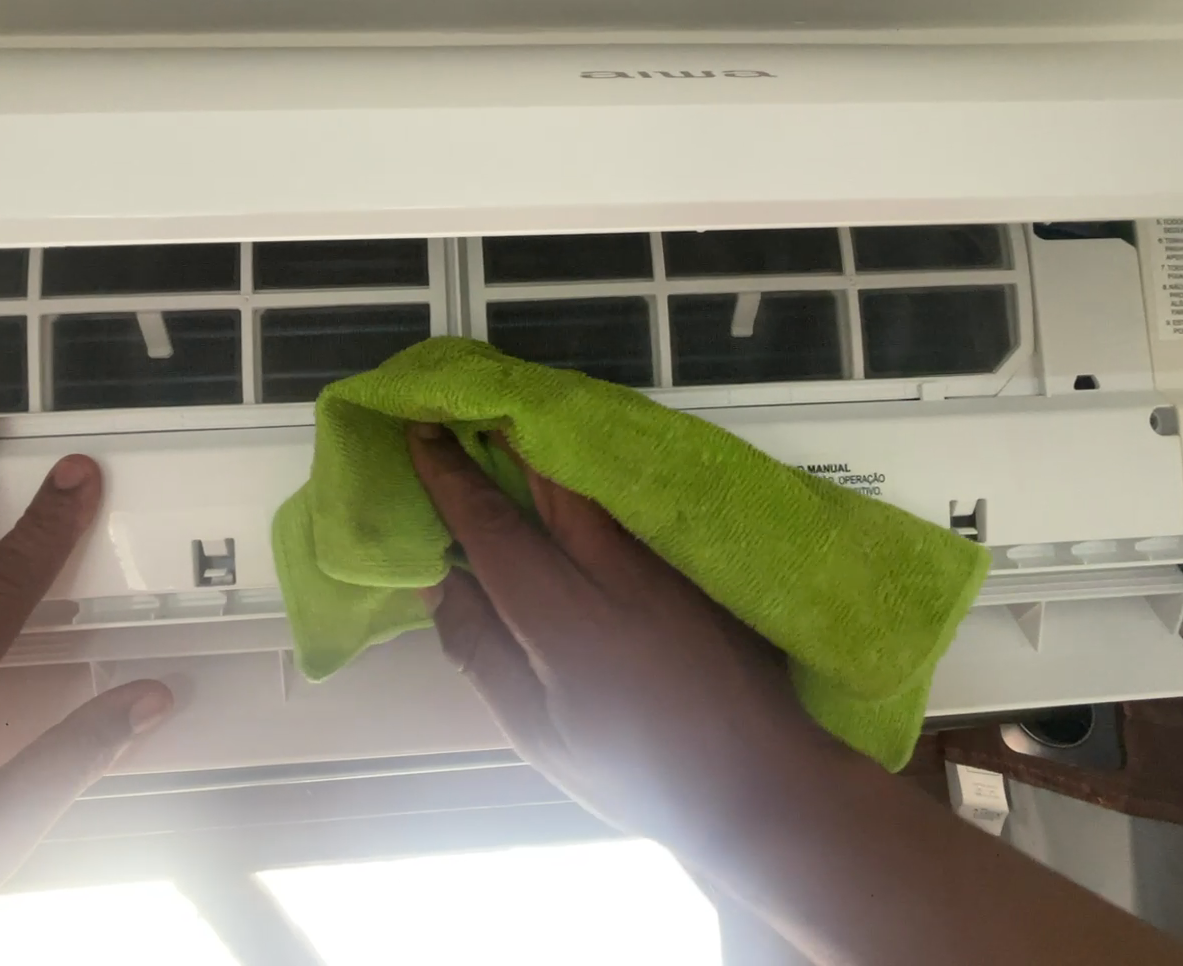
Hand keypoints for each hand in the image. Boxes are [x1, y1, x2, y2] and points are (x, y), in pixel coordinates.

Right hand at [404, 422, 861, 855]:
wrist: (761, 781)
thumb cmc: (637, 770)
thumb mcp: (538, 732)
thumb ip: (482, 650)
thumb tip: (437, 580)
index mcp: (567, 620)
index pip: (494, 528)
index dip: (450, 476)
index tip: (421, 432)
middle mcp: (618, 569)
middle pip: (550, 477)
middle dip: (502, 428)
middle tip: (462, 401)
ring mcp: (665, 557)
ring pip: (594, 477)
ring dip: (545, 441)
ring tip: (505, 418)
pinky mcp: (694, 557)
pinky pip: (629, 494)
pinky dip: (590, 467)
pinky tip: (570, 464)